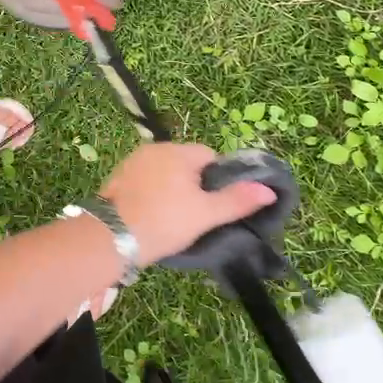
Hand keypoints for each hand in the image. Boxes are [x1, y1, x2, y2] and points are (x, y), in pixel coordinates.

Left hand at [100, 142, 276, 262]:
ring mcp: (134, 159)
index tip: (216, 204)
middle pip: (186, 161)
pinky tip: (154, 213)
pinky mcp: (119, 174)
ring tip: (176, 217)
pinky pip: (146, 178)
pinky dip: (153, 191)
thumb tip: (268, 189)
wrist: (114, 234)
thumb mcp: (206, 214)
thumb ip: (236, 200)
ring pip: (165, 170)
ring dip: (173, 187)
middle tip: (198, 214)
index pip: (208, 155)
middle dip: (195, 183)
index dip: (218, 178)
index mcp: (178, 152)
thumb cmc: (166, 221)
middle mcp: (154, 148)